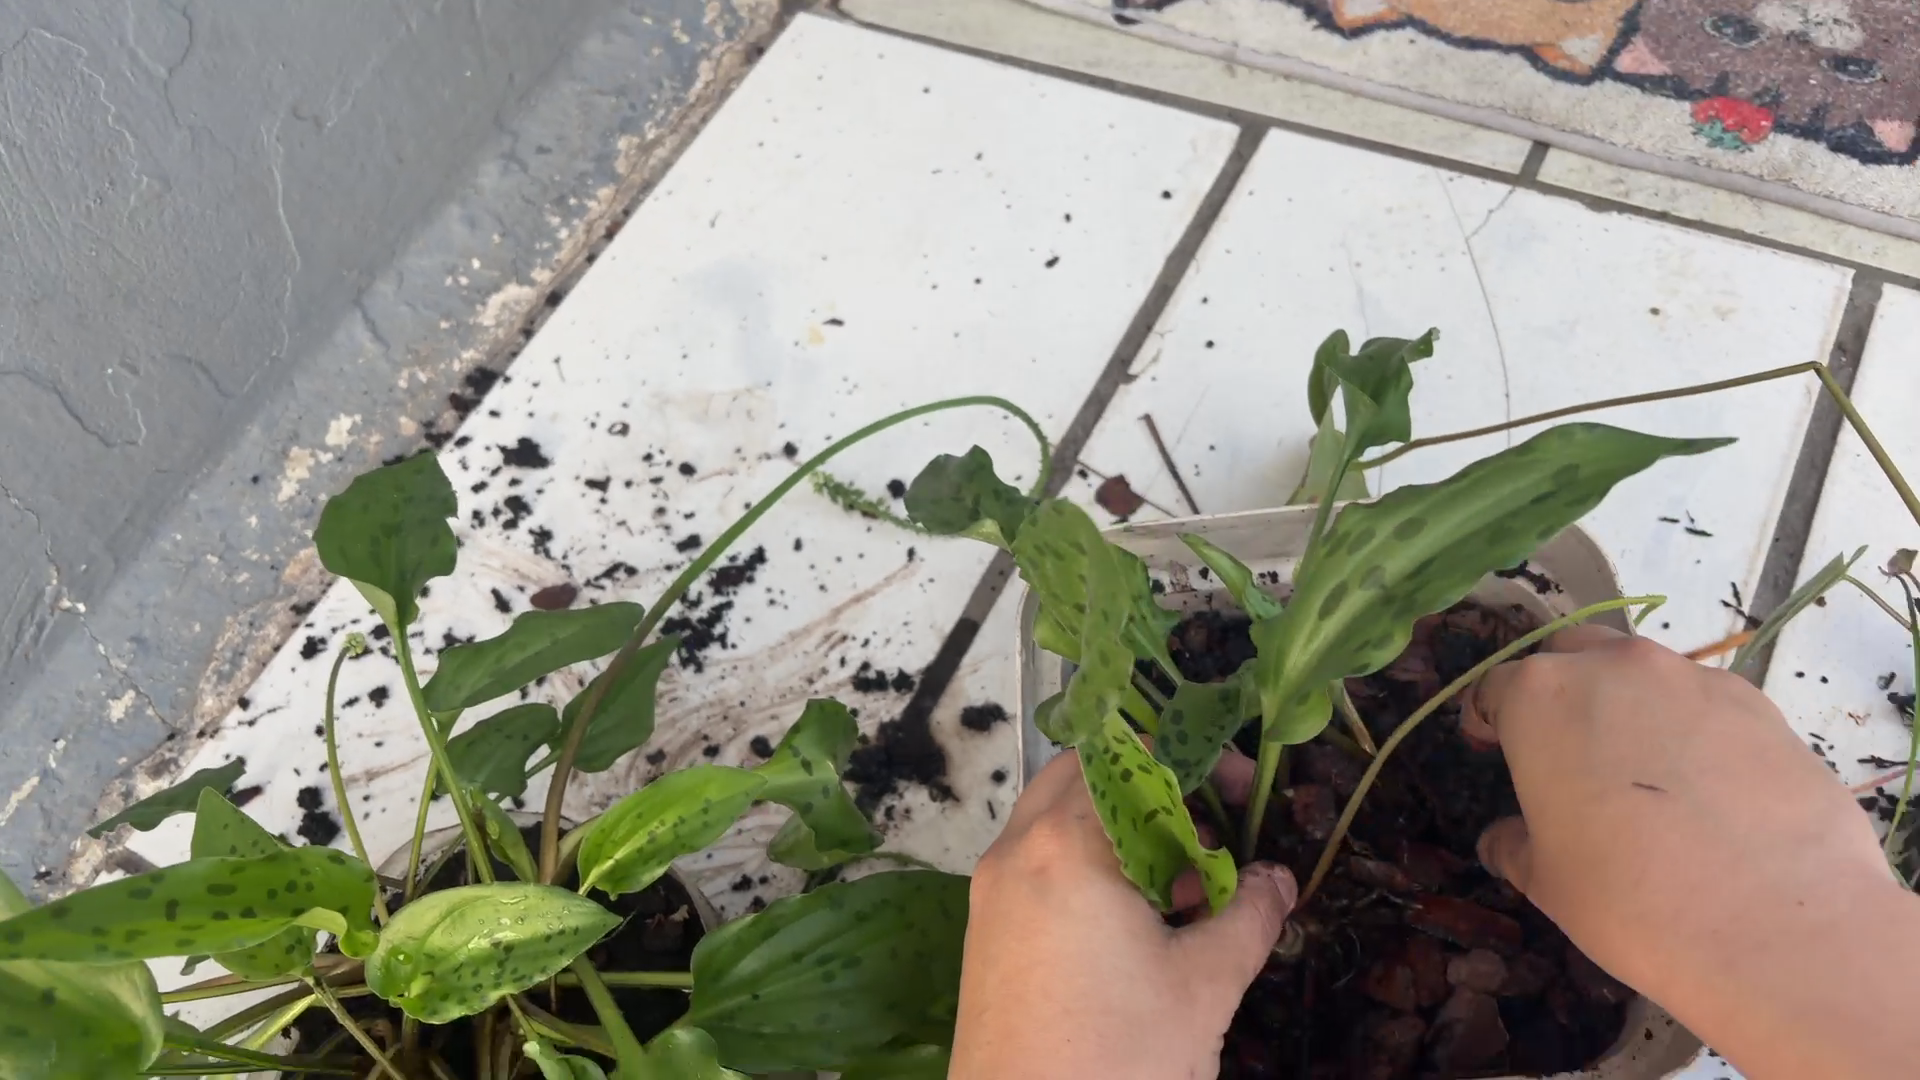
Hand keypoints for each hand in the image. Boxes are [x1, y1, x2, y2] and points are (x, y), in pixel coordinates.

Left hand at [950, 750, 1294, 1079]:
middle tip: (1204, 833)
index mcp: (1065, 842)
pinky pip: (1038, 862)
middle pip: (1085, 774)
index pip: (1128, 757)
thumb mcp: (1202, 988)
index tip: (1240, 790)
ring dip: (1119, 830)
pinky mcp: (984, 924)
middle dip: (1151, 789)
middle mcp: (1017, 848)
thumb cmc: (1118, 1059)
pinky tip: (1129, 924)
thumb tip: (1279, 879)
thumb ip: (1249, 917)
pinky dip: (1085, 865)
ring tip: (1178, 886)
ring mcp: (992, 886)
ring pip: (1058, 818)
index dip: (1191, 760)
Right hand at [1465, 624, 1916, 1077]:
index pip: (1492, 688)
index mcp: (1535, 695)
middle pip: (1568, 652)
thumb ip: (1512, 842)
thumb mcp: (1541, 875)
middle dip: (1559, 687)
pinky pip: (1706, 701)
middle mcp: (1608, 668)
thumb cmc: (1625, 893)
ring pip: (1641, 670)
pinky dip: (1693, 725)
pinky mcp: (1762, 709)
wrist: (1782, 932)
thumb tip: (1504, 841)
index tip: (1492, 749)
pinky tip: (1706, 782)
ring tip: (1643, 763)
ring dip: (1628, 701)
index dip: (1487, 720)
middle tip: (1565, 742)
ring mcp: (1690, 682)